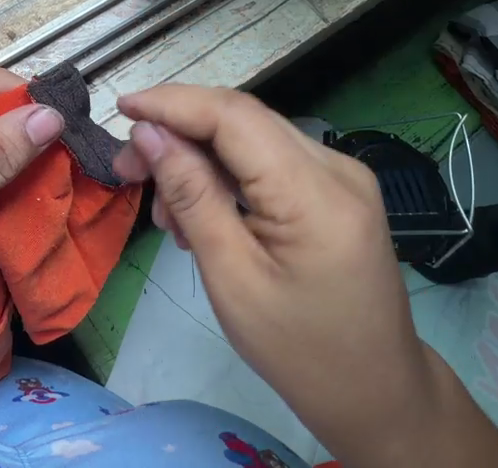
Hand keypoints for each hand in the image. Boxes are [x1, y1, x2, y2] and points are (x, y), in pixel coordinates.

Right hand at [112, 85, 497, 467]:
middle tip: (127, 169)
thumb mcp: (231, 277)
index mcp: (316, 194)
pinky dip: (222, 173)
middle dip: (175, 133)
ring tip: (164, 211)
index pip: (233, 116)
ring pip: (248, 136)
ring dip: (195, 158)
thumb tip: (148, 133)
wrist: (376, 394)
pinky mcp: (332, 187)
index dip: (172, 103)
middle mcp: (335, 167)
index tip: (121, 108)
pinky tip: (198, 211)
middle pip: (239, 119)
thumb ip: (190, 195)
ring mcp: (339, 174)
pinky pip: (265, 158)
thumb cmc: (298, 349)